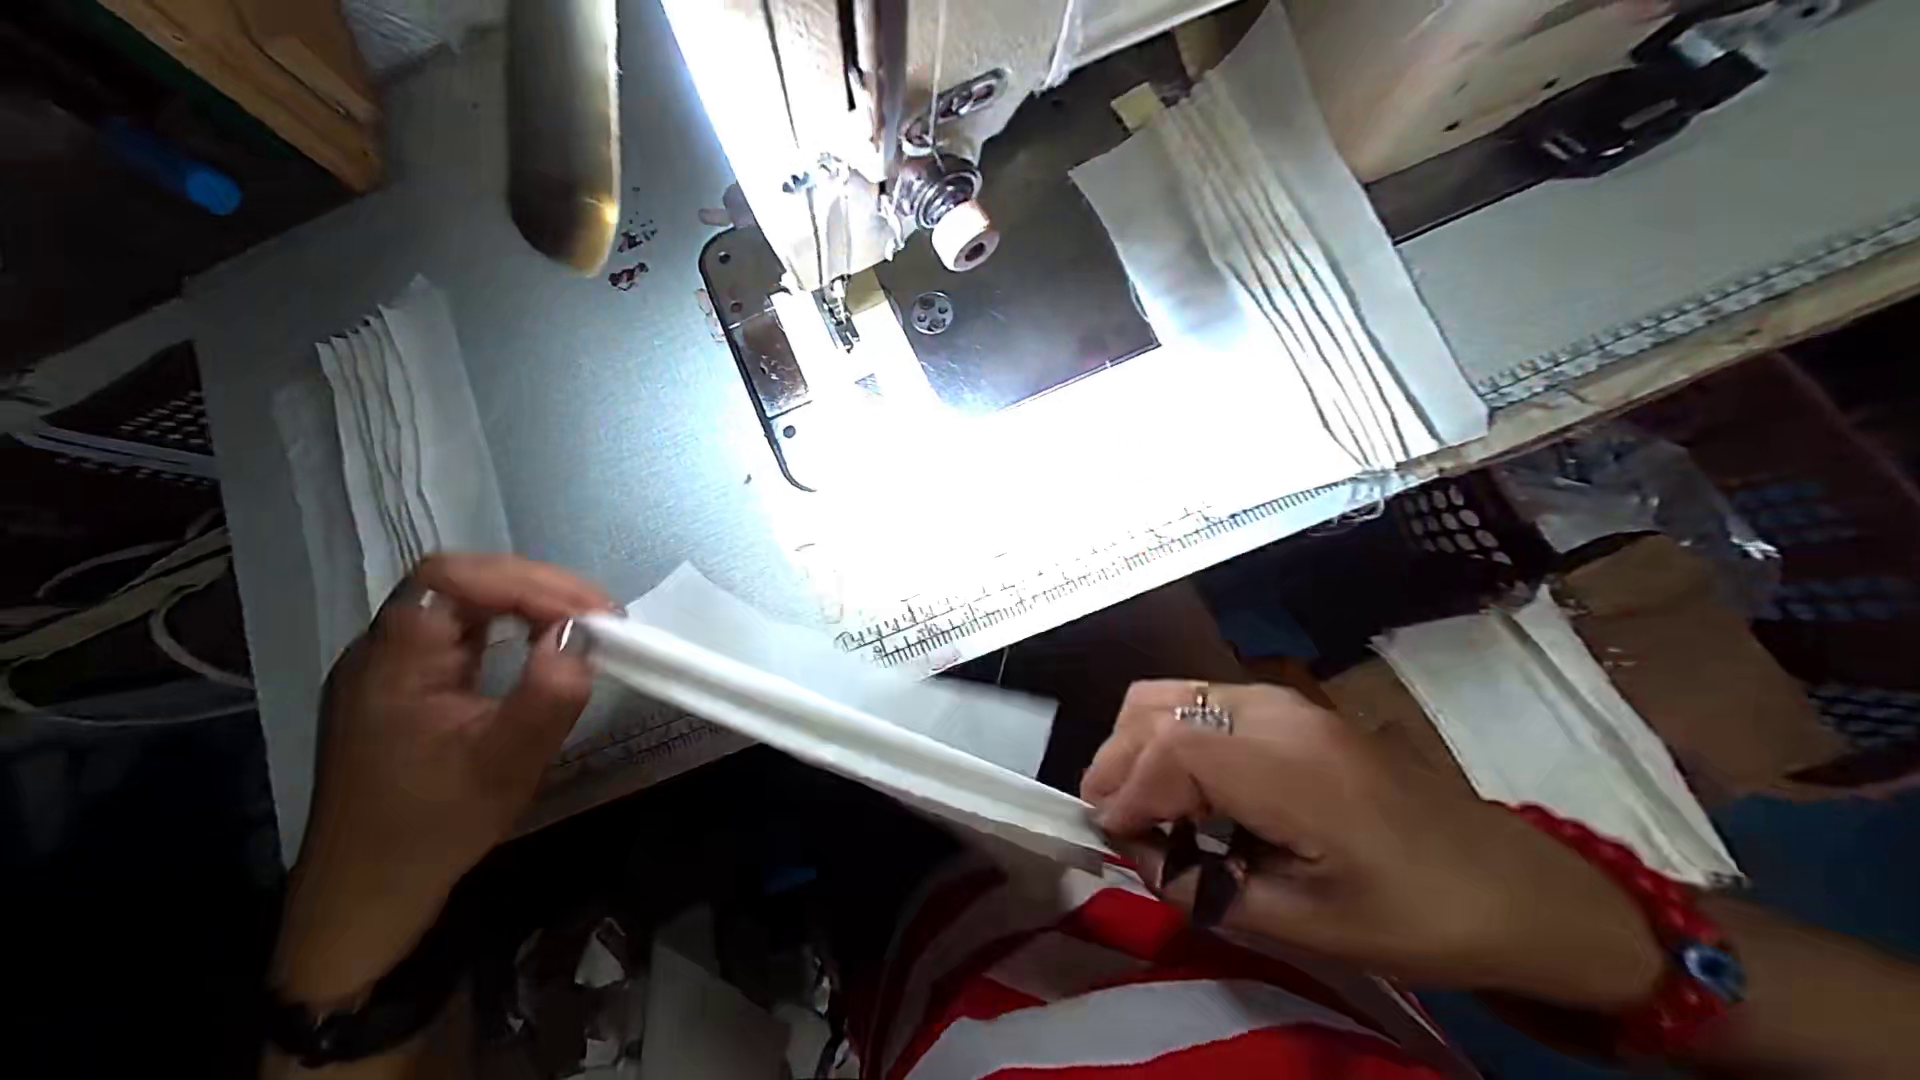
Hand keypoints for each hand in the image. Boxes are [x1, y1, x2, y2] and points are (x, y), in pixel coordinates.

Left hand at [273, 554, 613, 1006]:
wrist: (366, 893)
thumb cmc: (432, 828)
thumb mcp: (505, 766)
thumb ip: (548, 695)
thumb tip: (583, 636)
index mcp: (393, 660)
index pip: (452, 577)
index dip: (526, 582)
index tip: (588, 614)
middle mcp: (386, 647)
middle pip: (463, 579)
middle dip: (540, 586)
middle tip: (602, 615)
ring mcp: (397, 663)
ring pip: (468, 598)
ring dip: (532, 600)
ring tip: (585, 622)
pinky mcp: (414, 681)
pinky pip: (469, 629)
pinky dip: (517, 622)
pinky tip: (546, 641)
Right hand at [1083, 681, 1666, 1011]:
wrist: (1512, 884)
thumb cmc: (1416, 918)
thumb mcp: (1305, 927)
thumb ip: (1204, 889)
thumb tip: (1139, 854)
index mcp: (1292, 771)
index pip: (1173, 750)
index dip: (1126, 791)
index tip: (1111, 836)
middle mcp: (1277, 714)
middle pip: (1156, 707)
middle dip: (1115, 761)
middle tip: (1110, 819)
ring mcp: (1281, 700)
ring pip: (1169, 693)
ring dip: (1135, 742)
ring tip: (1134, 799)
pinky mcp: (1285, 705)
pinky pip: (1197, 700)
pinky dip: (1165, 733)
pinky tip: (1177, 782)